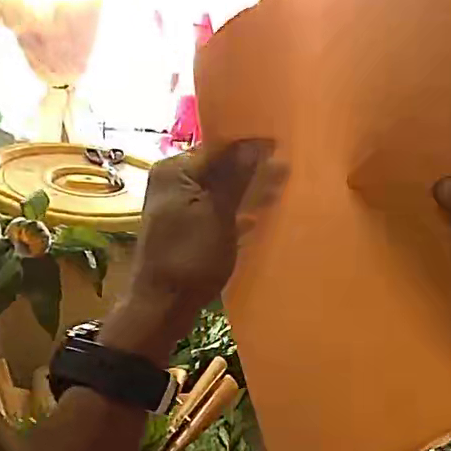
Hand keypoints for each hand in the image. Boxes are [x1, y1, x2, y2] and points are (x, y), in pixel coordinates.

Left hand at [101, 139, 274, 359]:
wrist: (162, 306)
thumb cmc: (190, 258)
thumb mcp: (217, 214)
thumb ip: (236, 177)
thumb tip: (257, 144)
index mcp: (175, 170)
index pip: (218, 145)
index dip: (251, 146)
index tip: (283, 147)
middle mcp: (173, 181)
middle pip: (219, 166)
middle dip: (252, 168)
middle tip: (288, 170)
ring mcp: (178, 206)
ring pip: (219, 189)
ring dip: (248, 191)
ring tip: (281, 190)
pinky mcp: (186, 228)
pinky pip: (216, 210)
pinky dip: (236, 212)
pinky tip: (259, 217)